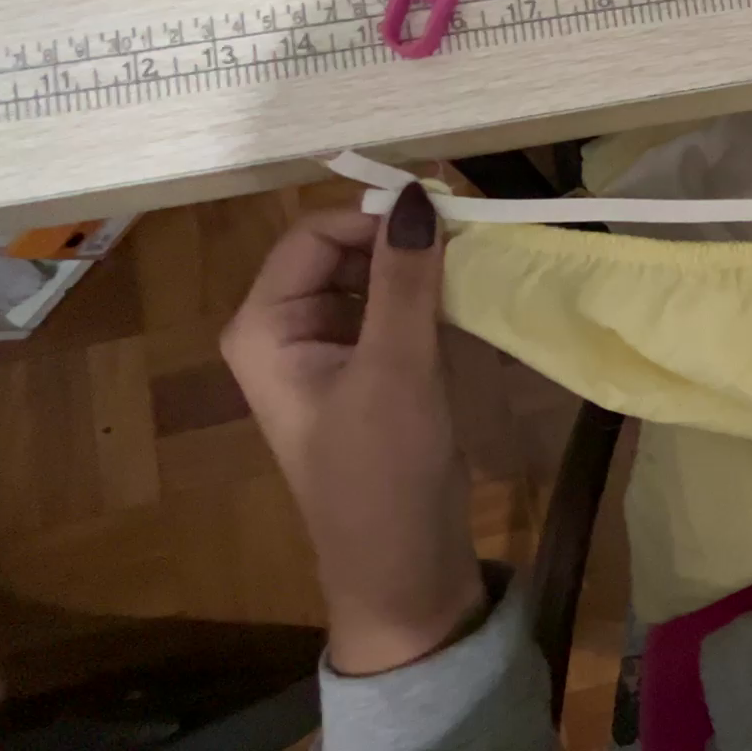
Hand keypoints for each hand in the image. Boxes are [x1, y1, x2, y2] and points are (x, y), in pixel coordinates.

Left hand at [221, 183, 484, 673]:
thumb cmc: (382, 466)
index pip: (316, 236)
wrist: (404, 557)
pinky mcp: (381, 366)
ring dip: (427, 262)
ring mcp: (340, 348)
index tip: (450, 217)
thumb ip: (405, 280)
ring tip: (482, 257)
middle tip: (476, 232)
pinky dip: (437, 292)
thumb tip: (418, 193)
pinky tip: (475, 293)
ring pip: (380, 276)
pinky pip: (403, 308)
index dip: (377, 217)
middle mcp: (296, 328)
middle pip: (347, 250)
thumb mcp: (395, 368)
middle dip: (406, 236)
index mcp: (268, 326)